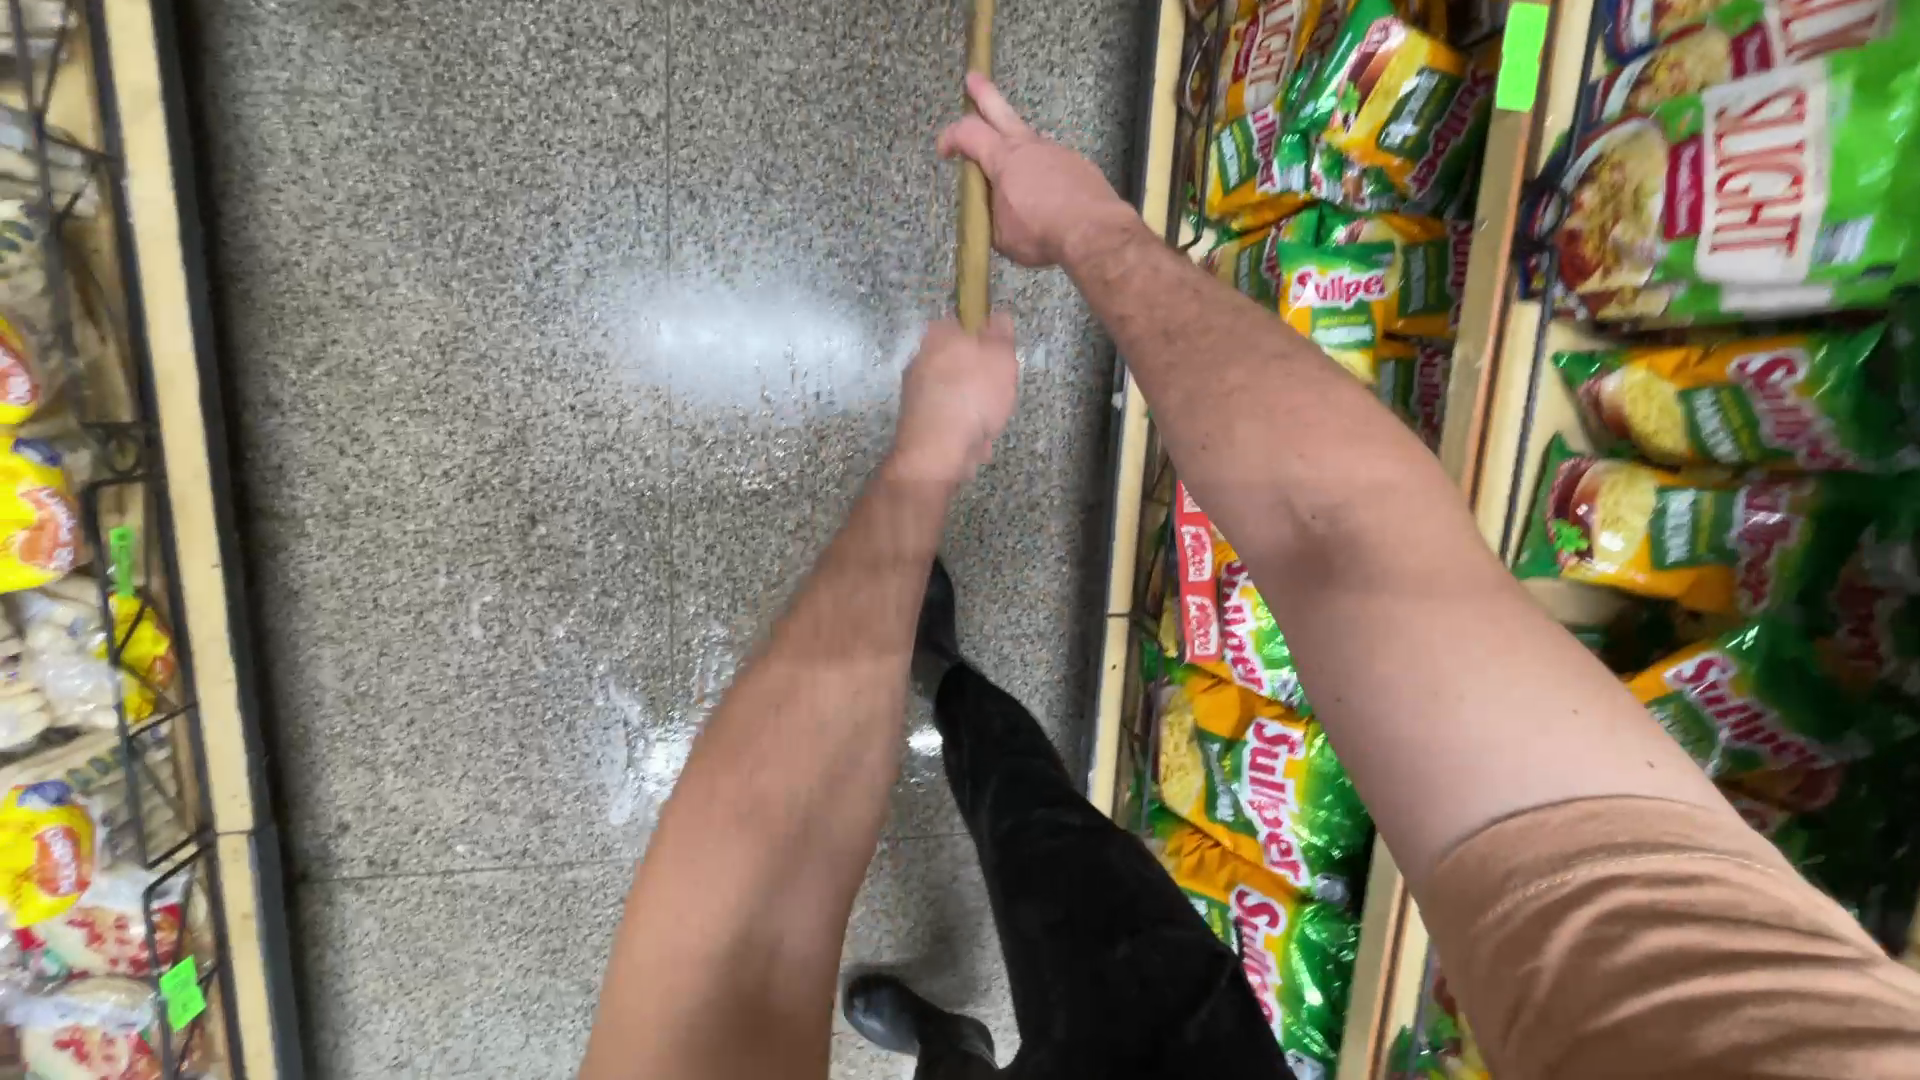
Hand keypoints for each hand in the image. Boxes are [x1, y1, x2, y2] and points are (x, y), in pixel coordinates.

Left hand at [890, 316, 1018, 485]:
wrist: (938, 451)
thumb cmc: (973, 396)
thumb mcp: (1000, 358)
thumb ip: (1001, 335)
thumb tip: (999, 317)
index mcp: (937, 335)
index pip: (960, 323)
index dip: (983, 337)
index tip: (999, 357)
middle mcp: (919, 360)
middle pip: (958, 362)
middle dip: (980, 378)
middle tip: (998, 392)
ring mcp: (915, 393)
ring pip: (956, 394)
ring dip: (973, 408)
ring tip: (988, 422)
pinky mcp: (917, 423)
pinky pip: (950, 420)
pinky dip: (963, 429)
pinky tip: (974, 441)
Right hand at [937, 74, 1140, 267]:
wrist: (1093, 231)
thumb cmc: (1040, 233)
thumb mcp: (1001, 234)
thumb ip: (992, 215)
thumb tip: (994, 211)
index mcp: (1003, 160)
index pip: (969, 134)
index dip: (951, 137)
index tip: (943, 149)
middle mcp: (1029, 147)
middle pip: (1001, 112)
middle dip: (984, 94)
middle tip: (973, 78)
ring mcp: (1056, 152)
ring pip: (1030, 142)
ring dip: (1017, 148)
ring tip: (1013, 169)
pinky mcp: (1078, 165)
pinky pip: (1053, 164)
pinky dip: (1044, 174)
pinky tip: (1046, 193)